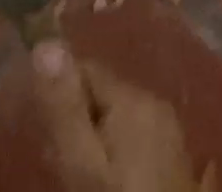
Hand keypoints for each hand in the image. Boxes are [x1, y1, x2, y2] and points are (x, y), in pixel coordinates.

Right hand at [31, 41, 203, 191]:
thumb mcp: (83, 160)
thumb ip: (64, 104)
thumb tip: (46, 43)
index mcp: (134, 97)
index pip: (81, 67)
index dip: (59, 95)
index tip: (50, 130)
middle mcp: (155, 102)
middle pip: (98, 91)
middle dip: (76, 117)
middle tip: (66, 159)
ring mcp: (170, 129)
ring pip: (115, 114)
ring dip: (95, 136)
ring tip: (85, 173)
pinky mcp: (175, 154)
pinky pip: (134, 134)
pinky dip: (117, 149)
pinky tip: (111, 178)